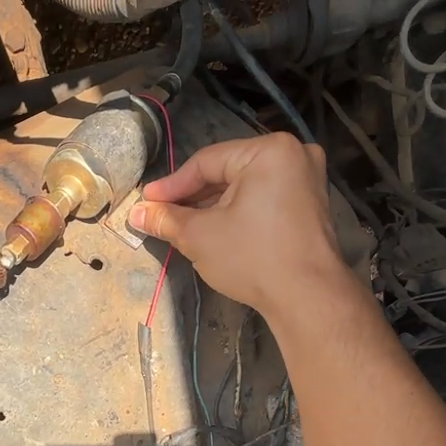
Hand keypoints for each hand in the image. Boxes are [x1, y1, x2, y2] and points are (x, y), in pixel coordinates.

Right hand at [128, 133, 353, 318]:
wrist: (305, 294)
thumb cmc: (251, 257)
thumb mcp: (200, 236)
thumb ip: (166, 220)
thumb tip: (136, 213)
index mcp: (268, 150)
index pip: (206, 161)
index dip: (171, 185)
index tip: (145, 203)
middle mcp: (293, 154)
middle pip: (227, 171)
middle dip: (192, 197)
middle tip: (161, 217)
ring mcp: (306, 178)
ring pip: (245, 186)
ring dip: (212, 206)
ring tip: (183, 227)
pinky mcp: (308, 203)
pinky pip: (262, 198)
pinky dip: (236, 211)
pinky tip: (216, 230)